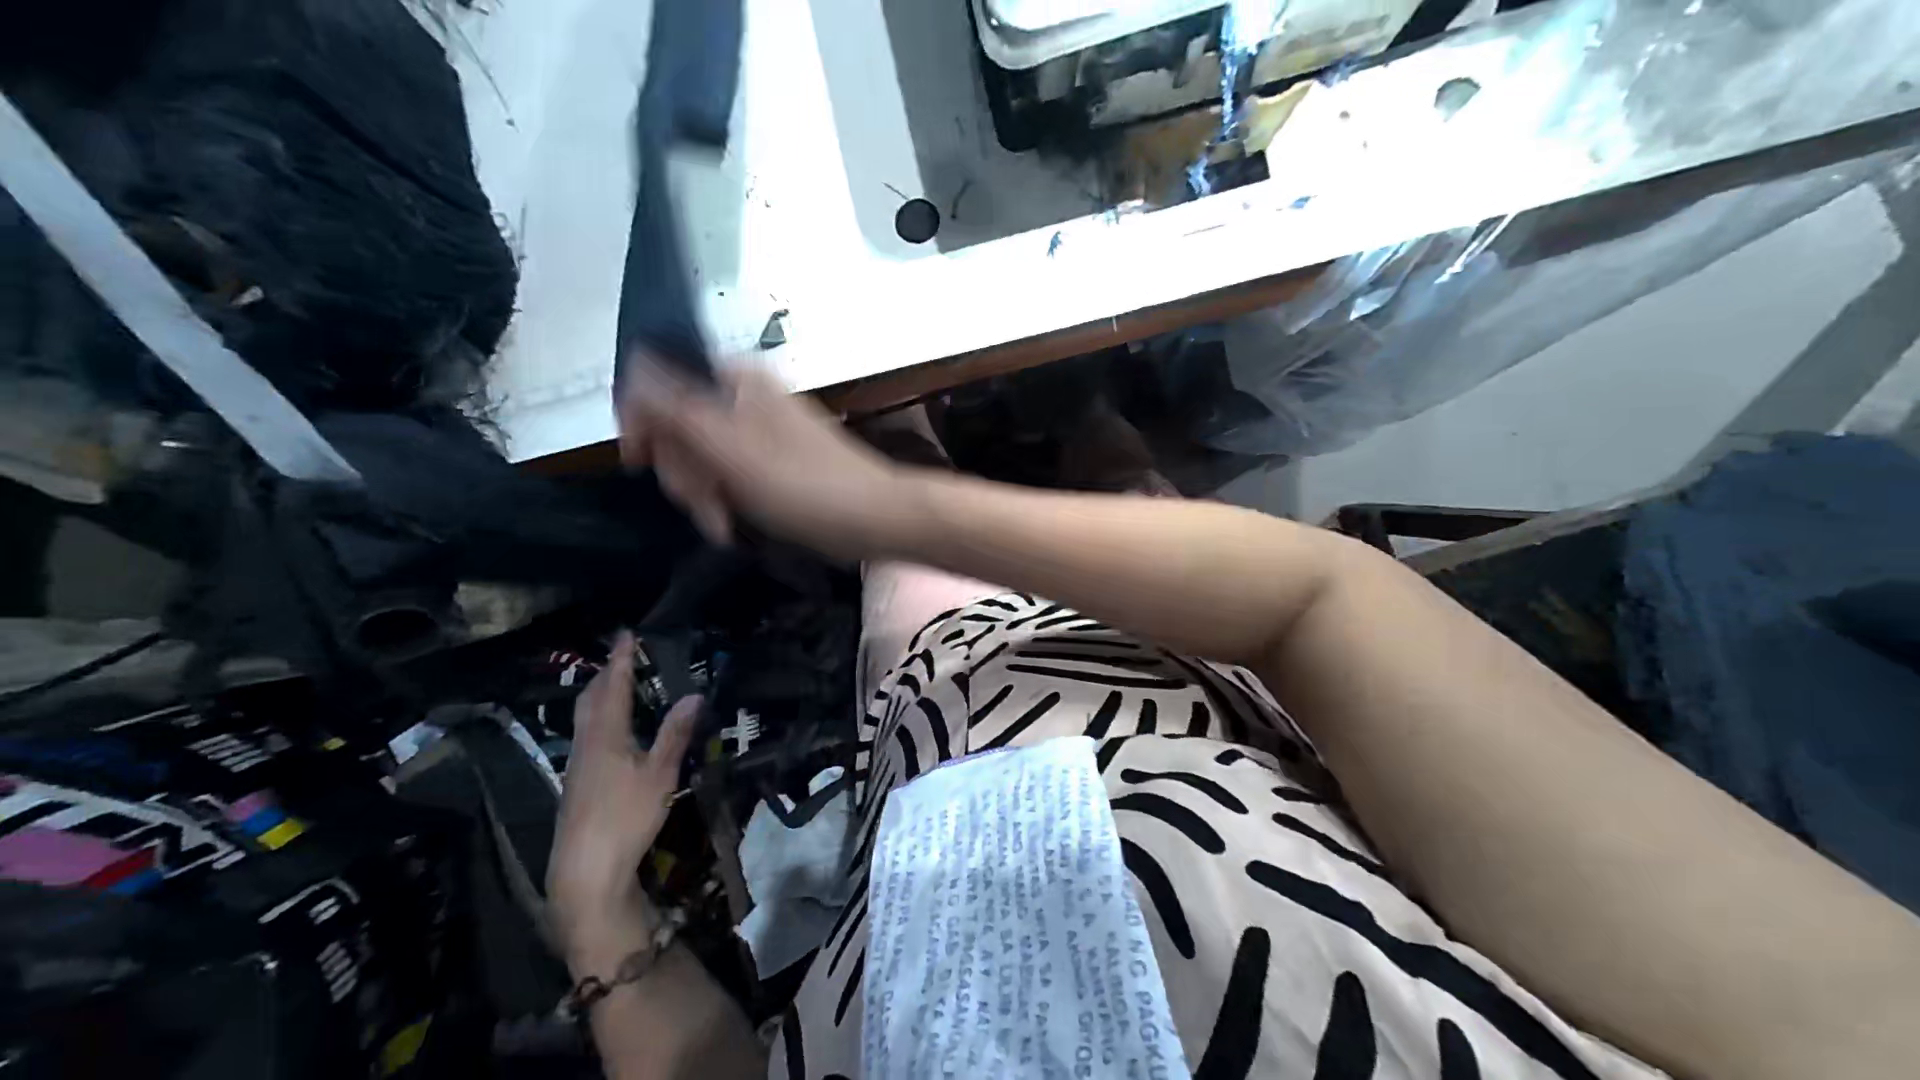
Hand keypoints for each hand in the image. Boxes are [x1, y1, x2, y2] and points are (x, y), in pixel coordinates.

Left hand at [547, 631, 699, 975]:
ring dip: (600, 694)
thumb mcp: (660, 774)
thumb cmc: (625, 816)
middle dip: (606, 673)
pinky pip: (586, 733)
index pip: (614, 686)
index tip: (627, 634)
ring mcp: (577, 763)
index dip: (621, 659)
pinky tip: (611, 730)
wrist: (584, 868)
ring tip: (617, 685)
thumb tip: (695, 694)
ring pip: (585, 717)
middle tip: (623, 656)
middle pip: (591, 698)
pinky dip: (598, 716)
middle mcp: (586, 742)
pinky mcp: (577, 782)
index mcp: (606, 734)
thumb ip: (675, 734)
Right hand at [617, 354, 913, 559]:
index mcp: (735, 381)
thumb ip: (679, 410)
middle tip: (703, 501)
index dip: (641, 420)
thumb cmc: (807, 486)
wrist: (874, 518)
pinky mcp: (766, 464)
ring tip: (723, 522)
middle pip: (675, 424)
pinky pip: (724, 476)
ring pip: (697, 456)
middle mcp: (742, 398)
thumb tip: (634, 368)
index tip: (640, 461)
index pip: (660, 381)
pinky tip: (731, 525)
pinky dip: (722, 500)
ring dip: (701, 493)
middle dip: (682, 470)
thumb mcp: (733, 450)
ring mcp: (755, 432)